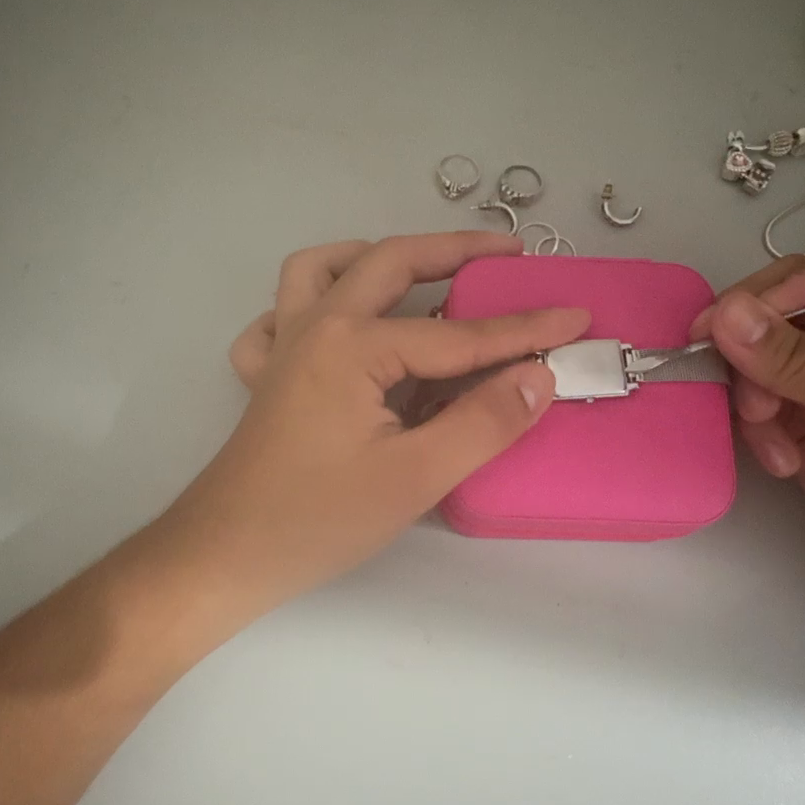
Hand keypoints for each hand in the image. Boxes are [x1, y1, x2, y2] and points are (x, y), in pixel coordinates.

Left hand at [158, 232, 589, 608]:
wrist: (226, 554)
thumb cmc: (319, 519)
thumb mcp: (415, 477)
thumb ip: (483, 422)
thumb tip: (539, 376)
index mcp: (353, 344)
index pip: (458, 333)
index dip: (524, 328)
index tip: (578, 316)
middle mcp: (315, 325)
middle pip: (389, 261)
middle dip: (453, 250)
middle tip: (506, 254)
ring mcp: (283, 345)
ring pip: (324, 268)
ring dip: (375, 257)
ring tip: (422, 273)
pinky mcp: (268, 375)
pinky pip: (281, 314)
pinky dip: (312, 303)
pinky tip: (340, 324)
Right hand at [693, 213, 804, 598]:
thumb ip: (797, 360)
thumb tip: (723, 315)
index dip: (801, 273)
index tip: (754, 316)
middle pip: (785, 294)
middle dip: (756, 337)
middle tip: (719, 362)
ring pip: (755, 346)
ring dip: (752, 388)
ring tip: (768, 426)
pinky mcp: (797, 410)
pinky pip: (751, 394)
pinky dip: (756, 425)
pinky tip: (783, 459)